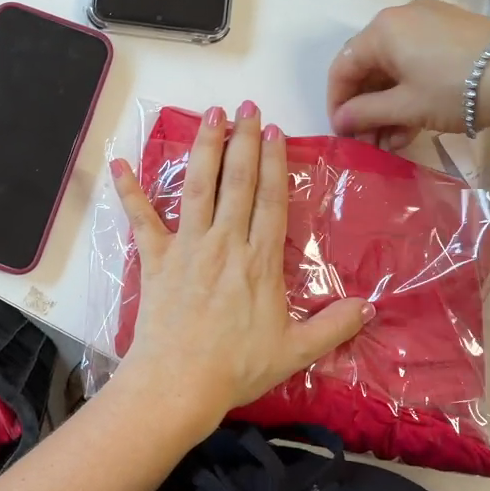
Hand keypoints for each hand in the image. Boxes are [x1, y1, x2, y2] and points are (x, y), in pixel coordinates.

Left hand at [110, 103, 373, 423]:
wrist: (179, 382)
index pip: (271, 200)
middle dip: (242, 141)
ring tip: (209, 115)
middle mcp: (224, 243)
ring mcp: (187, 248)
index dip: (274, 163)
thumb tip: (371, 306)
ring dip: (204, 148)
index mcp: (259, 261)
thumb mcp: (295, 351)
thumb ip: (334, 326)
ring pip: (198, 187)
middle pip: (237, 182)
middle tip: (246, 107)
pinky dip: (129, 191)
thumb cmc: (236, 368)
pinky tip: (118, 163)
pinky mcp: (155, 260)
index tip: (274, 131)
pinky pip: (141, 220)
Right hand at [327, 0, 489, 147]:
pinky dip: (410, 93)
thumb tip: (340, 121)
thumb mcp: (405, 106)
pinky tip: (413, 125)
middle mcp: (403, 17)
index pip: (343, 67)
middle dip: (365, 109)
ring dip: (388, 107)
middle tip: (368, 142)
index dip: (337, 104)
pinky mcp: (455, 33)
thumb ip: (364, 113)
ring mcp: (432, 22)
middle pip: (369, 68)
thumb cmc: (454, 89)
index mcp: (383, 29)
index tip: (342, 134)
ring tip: (392, 141)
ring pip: (395, 69)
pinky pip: (418, 63)